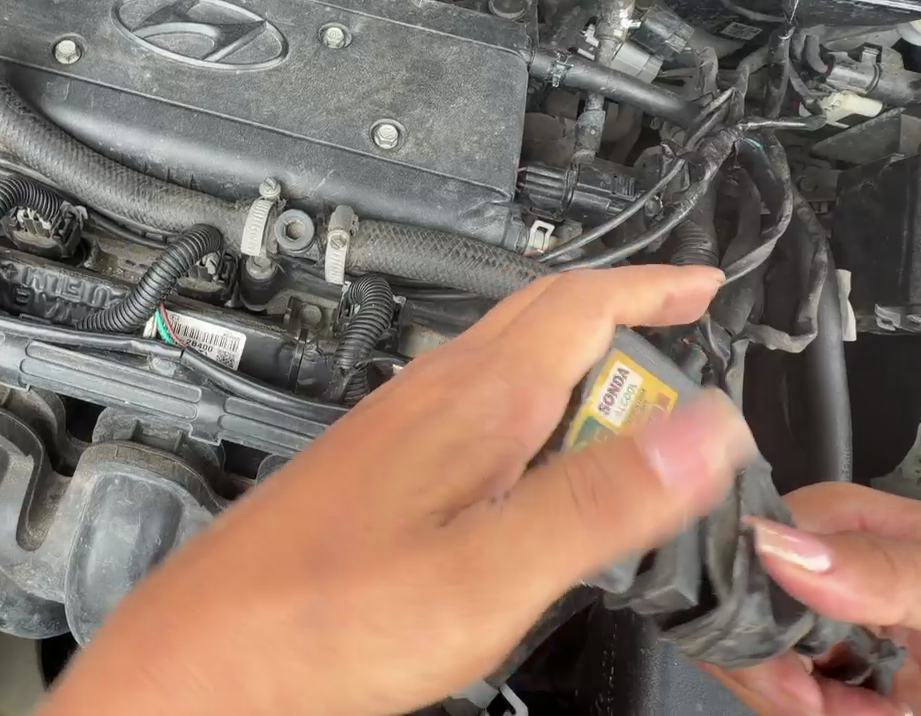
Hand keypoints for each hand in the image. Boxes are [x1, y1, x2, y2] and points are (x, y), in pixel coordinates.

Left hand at [40, 266, 753, 715]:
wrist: (218, 635)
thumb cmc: (332, 610)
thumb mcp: (490, 570)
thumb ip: (599, 497)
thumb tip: (701, 430)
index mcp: (476, 401)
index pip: (579, 306)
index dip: (651, 286)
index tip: (702, 284)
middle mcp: (439, 389)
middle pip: (546, 316)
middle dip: (624, 312)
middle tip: (683, 332)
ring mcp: (410, 414)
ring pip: (513, 353)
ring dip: (583, 355)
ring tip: (634, 400)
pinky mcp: (391, 449)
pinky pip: (482, 393)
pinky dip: (538, 397)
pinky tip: (542, 447)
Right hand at [723, 483, 920, 715]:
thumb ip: (892, 572)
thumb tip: (771, 545)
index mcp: (858, 525)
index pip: (761, 527)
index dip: (737, 566)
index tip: (743, 619)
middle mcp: (840, 577)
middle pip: (749, 591)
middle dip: (746, 638)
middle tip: (788, 691)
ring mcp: (851, 642)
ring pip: (762, 648)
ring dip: (768, 682)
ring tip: (811, 708)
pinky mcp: (863, 701)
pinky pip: (802, 700)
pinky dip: (800, 709)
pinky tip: (831, 714)